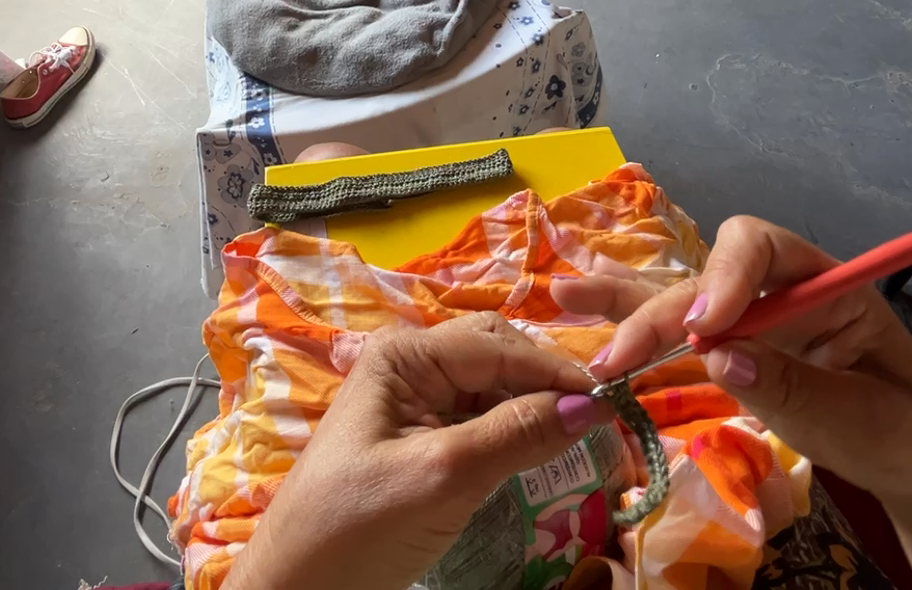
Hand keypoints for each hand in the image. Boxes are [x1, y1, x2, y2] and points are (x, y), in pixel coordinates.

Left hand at [225, 311, 614, 589]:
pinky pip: (484, 419)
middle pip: (499, 356)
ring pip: (496, 388)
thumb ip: (515, 435)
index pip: (497, 345)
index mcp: (406, 353)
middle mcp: (414, 362)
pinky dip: (518, 431)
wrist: (298, 587)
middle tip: (602, 419)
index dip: (555, 370)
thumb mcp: (442, 477)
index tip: (613, 398)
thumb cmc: (358, 524)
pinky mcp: (427, 434)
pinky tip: (545, 449)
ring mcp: (420, 398)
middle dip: (547, 383)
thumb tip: (593, 406)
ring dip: (537, 408)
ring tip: (585, 435)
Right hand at [557, 215, 911, 504]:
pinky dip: (631, 325)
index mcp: (822, 284)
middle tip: (616, 358)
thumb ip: (803, 392)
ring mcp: (748, 322)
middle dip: (657, 314)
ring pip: (676, 300)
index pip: (761, 246)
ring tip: (564, 296)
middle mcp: (774, 292)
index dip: (724, 276)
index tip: (704, 330)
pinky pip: (675, 334)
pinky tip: (584, 307)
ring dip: (622, 303)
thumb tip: (718, 358)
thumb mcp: (881, 426)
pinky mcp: (729, 353)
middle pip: (702, 281)